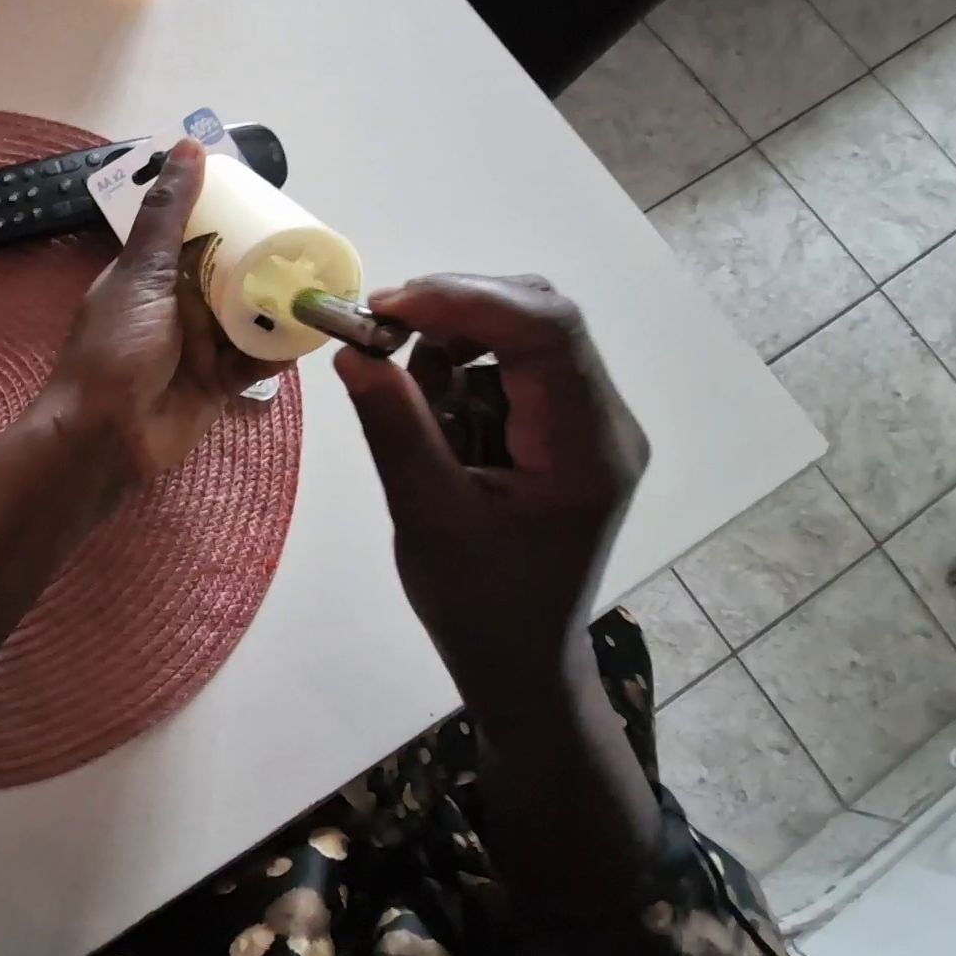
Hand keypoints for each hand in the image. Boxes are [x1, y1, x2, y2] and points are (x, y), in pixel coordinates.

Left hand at [42, 138, 284, 479]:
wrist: (106, 436)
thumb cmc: (117, 349)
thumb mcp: (141, 274)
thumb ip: (168, 216)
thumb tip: (188, 146)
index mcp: (155, 274)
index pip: (202, 235)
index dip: (236, 220)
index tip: (276, 203)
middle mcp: (179, 306)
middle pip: (233, 276)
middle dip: (269, 265)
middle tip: (314, 250)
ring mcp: (199, 346)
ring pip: (250, 317)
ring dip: (280, 307)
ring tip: (322, 288)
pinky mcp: (217, 383)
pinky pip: (256, 360)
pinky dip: (278, 349)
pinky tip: (307, 334)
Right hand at [334, 274, 648, 693]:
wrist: (516, 654)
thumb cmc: (476, 600)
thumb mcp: (425, 515)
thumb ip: (394, 428)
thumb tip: (353, 353)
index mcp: (585, 447)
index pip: (544, 333)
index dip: (462, 301)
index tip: (382, 307)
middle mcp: (602, 421)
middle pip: (541, 319)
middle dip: (454, 312)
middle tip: (378, 332)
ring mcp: (586, 424)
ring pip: (522, 337)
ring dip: (452, 348)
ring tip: (407, 401)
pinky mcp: (560, 432)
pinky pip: (510, 371)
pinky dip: (459, 375)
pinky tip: (433, 419)